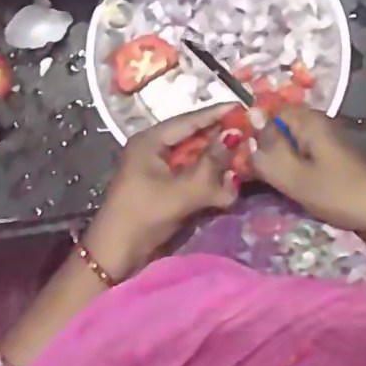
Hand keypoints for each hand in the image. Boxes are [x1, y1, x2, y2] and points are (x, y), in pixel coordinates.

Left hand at [88, 103, 243, 277]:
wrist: (116, 258)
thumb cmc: (143, 216)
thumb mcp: (181, 190)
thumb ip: (211, 163)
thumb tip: (236, 136)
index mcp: (151, 141)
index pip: (190, 120)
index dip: (217, 113)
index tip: (243, 107)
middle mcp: (155, 150)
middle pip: (195, 137)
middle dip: (221, 139)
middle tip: (250, 134)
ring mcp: (160, 170)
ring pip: (196, 158)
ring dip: (218, 161)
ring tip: (245, 158)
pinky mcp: (165, 188)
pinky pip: (193, 175)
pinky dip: (210, 178)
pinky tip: (230, 184)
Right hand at [247, 108, 365, 234]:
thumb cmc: (336, 192)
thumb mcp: (293, 175)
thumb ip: (268, 148)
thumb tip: (250, 116)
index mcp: (309, 120)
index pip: (271, 110)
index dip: (254, 128)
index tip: (241, 152)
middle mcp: (318, 123)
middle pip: (281, 127)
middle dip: (265, 146)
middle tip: (252, 171)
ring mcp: (326, 140)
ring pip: (291, 142)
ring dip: (279, 159)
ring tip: (267, 180)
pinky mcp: (331, 157)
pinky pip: (303, 154)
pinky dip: (293, 166)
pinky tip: (288, 184)